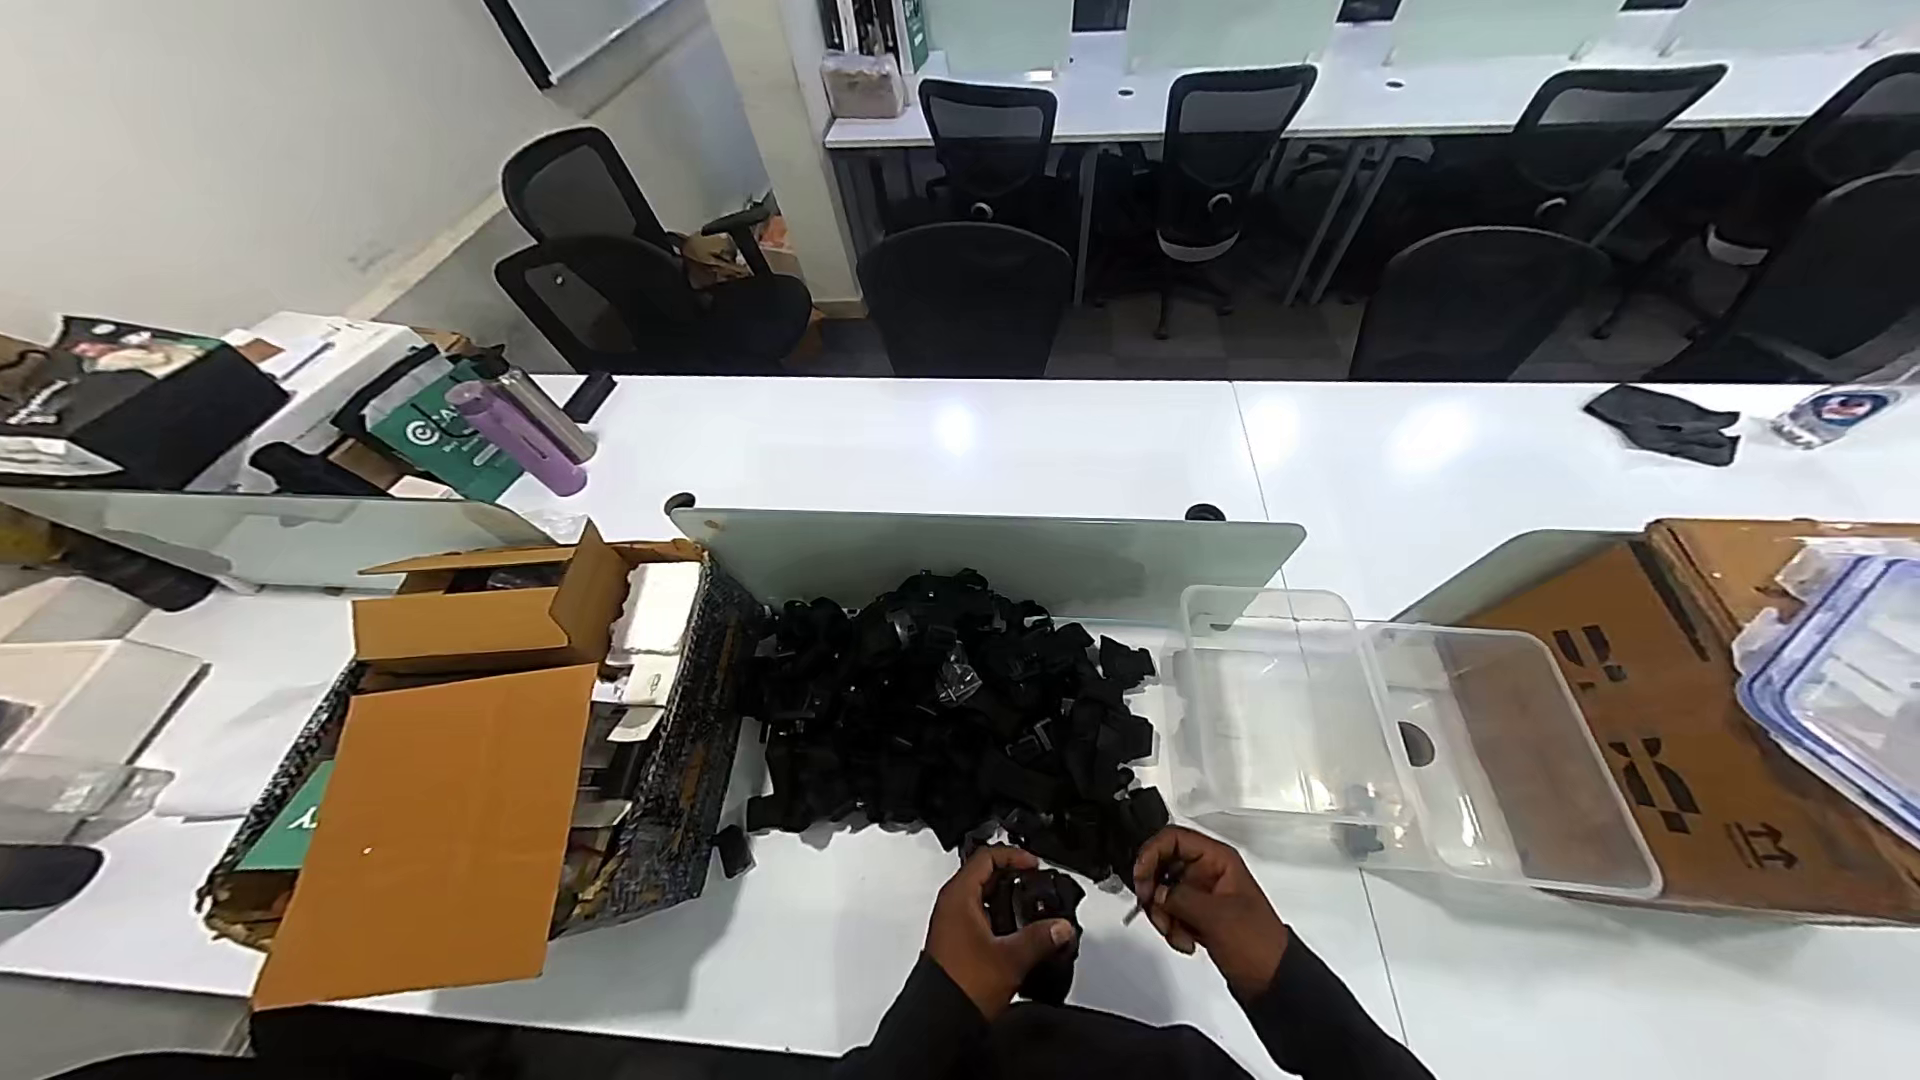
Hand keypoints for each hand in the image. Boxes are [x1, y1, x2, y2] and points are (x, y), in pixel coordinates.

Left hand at [926, 846, 1076, 1019]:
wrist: (940, 1022)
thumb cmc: (962, 985)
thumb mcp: (1010, 958)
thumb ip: (1040, 938)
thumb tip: (1061, 927)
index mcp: (959, 895)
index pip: (986, 856)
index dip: (1013, 855)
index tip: (1033, 863)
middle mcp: (952, 903)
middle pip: (983, 872)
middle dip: (1011, 874)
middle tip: (1033, 879)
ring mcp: (951, 921)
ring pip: (981, 893)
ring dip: (1004, 894)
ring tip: (1028, 903)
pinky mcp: (955, 939)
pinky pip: (978, 912)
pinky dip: (997, 912)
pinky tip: (1014, 930)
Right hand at [1133, 826, 1289, 997]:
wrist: (1274, 984)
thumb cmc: (1259, 945)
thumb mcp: (1217, 916)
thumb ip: (1180, 897)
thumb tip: (1157, 892)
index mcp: (1217, 859)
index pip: (1173, 838)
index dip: (1152, 852)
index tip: (1141, 876)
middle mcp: (1206, 870)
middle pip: (1163, 863)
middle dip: (1154, 888)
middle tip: (1151, 906)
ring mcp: (1201, 893)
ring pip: (1162, 889)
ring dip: (1161, 912)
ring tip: (1174, 933)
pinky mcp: (1197, 914)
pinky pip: (1169, 910)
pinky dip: (1169, 926)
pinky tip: (1183, 941)